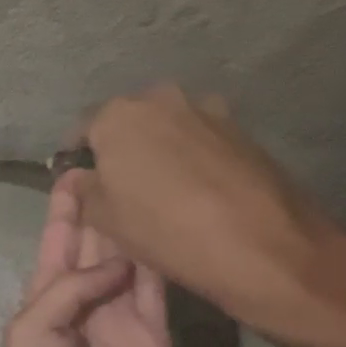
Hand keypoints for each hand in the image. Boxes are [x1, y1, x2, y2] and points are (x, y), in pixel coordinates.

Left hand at [0, 171, 173, 346]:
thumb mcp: (34, 332)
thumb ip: (69, 287)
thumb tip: (116, 259)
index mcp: (46, 294)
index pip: (57, 237)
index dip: (65, 203)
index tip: (75, 162)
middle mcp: (85, 296)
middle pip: (95, 238)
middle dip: (103, 201)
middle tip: (120, 157)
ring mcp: (122, 314)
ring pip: (129, 256)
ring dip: (135, 222)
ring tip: (148, 179)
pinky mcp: (157, 334)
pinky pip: (159, 287)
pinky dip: (162, 258)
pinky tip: (170, 225)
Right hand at [79, 84, 345, 346]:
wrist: (266, 247)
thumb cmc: (167, 229)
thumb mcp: (105, 219)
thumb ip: (85, 190)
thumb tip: (81, 176)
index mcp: (118, 115)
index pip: (83, 129)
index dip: (80, 158)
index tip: (84, 183)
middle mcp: (161, 99)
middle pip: (130, 123)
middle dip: (124, 149)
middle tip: (124, 188)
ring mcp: (208, 111)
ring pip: (169, 130)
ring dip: (162, 152)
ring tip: (166, 192)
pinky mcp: (243, 131)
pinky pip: (203, 142)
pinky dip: (196, 160)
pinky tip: (201, 194)